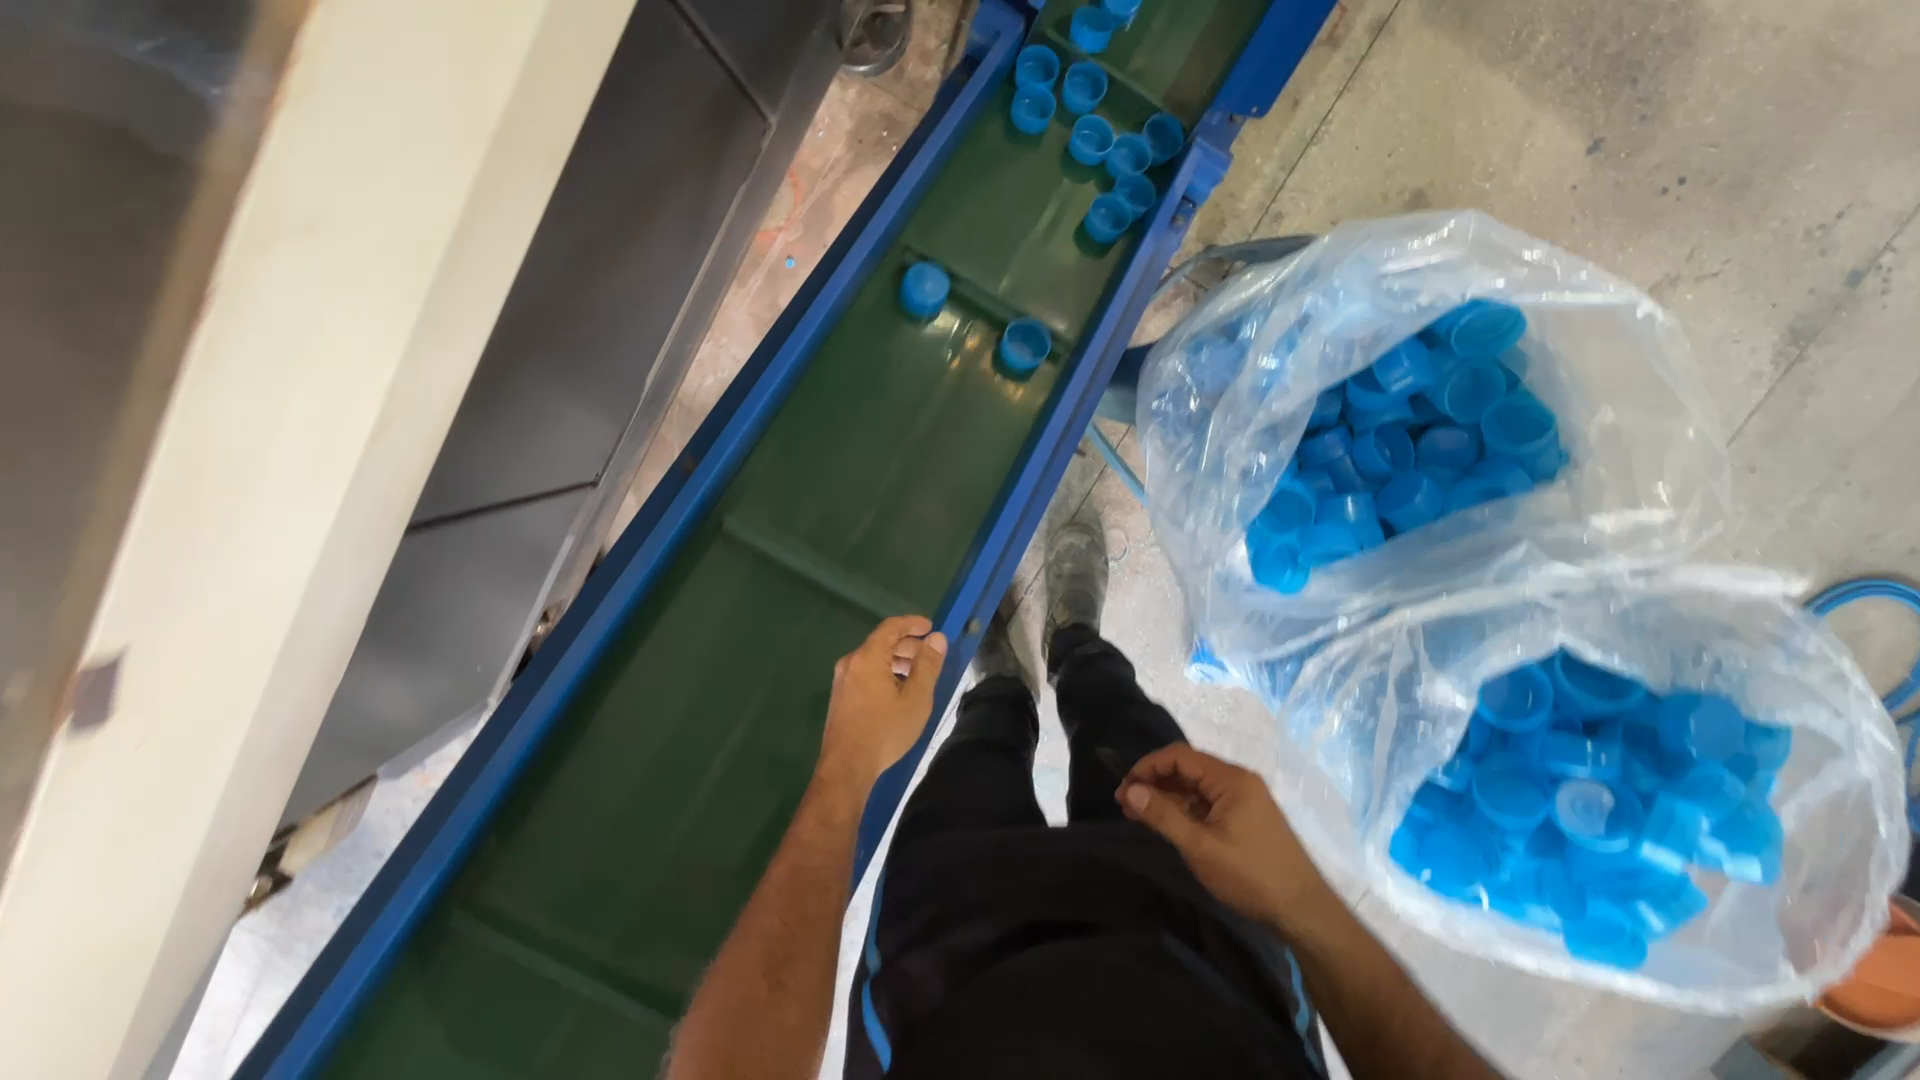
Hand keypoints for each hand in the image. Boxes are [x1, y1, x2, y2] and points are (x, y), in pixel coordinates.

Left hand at [817, 615, 947, 792]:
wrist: (847, 766)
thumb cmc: (885, 730)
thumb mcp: (916, 698)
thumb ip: (928, 665)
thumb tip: (936, 638)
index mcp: (868, 657)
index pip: (891, 627)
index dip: (913, 623)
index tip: (931, 627)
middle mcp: (851, 662)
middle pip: (881, 642)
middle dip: (907, 645)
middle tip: (929, 655)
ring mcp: (842, 680)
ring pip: (873, 659)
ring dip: (896, 661)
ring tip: (917, 675)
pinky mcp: (840, 697)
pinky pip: (865, 673)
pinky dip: (884, 673)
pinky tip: (898, 692)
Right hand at [1118, 744, 1336, 933]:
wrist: (1302, 910)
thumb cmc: (1250, 876)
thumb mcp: (1200, 847)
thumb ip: (1164, 816)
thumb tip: (1130, 791)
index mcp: (1231, 779)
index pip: (1180, 756)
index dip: (1147, 767)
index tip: (1124, 790)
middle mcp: (1238, 781)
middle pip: (1187, 768)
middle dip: (1154, 782)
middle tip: (1125, 806)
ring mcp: (1244, 799)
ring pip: (1196, 787)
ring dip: (1167, 797)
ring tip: (1139, 816)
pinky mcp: (1245, 816)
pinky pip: (1207, 802)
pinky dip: (1184, 809)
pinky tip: (1167, 824)